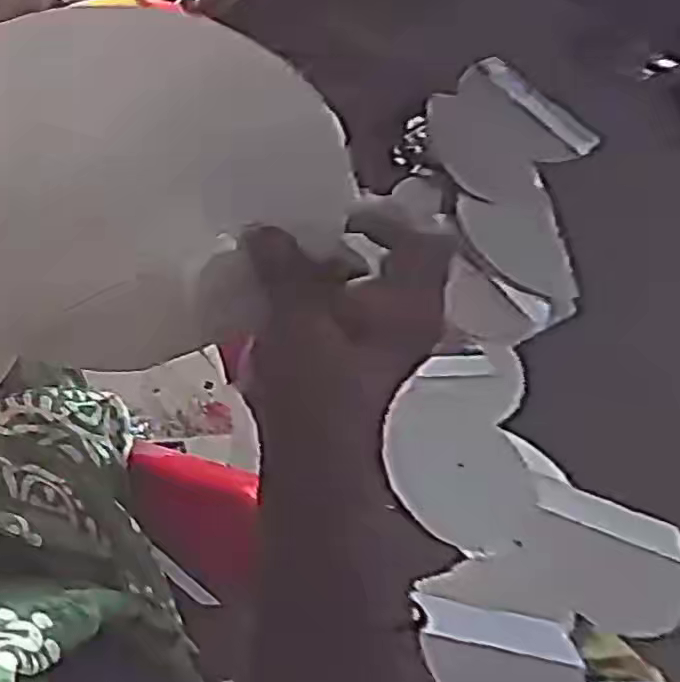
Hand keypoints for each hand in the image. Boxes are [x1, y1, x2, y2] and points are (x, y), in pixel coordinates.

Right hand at [240, 203, 453, 440]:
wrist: (317, 465)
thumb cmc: (318, 393)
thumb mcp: (295, 324)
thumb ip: (284, 273)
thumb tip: (265, 229)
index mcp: (408, 307)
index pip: (419, 242)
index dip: (380, 219)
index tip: (329, 215)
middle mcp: (402, 323)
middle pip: (376, 268)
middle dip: (327, 251)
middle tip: (279, 243)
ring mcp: (374, 347)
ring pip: (346, 296)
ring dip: (306, 280)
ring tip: (261, 273)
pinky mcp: (344, 366)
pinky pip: (325, 321)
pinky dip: (297, 307)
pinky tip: (262, 310)